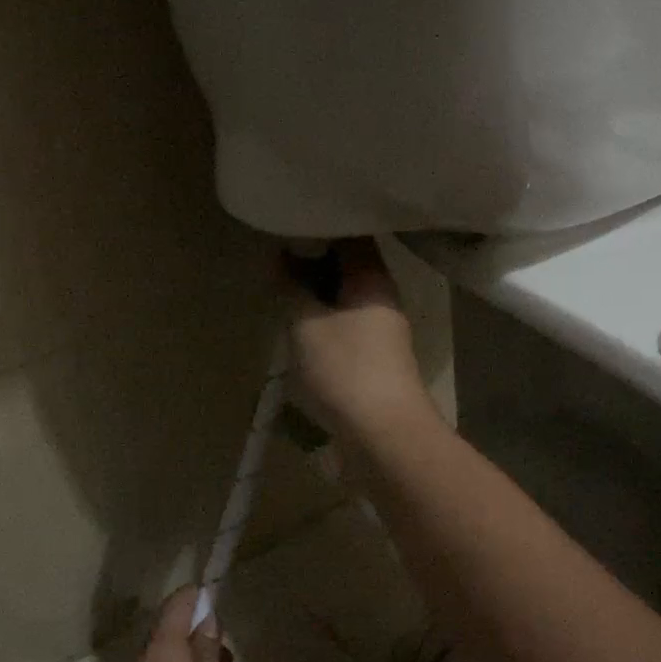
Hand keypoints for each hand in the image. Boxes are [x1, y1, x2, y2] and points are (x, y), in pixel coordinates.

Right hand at [284, 238, 433, 441]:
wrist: (385, 433)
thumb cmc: (345, 370)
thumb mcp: (306, 326)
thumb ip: (291, 289)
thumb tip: (281, 259)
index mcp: (372, 277)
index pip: (348, 235)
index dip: (316, 229)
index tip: (284, 228)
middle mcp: (383, 296)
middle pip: (348, 266)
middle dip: (312, 262)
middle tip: (276, 262)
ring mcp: (383, 328)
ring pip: (346, 297)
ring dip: (316, 294)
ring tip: (282, 293)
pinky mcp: (377, 356)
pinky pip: (347, 324)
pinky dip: (324, 319)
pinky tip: (302, 328)